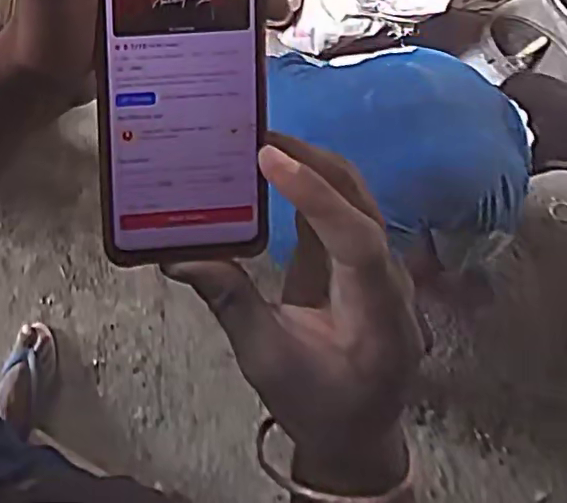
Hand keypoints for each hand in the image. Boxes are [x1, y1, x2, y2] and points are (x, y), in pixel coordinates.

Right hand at [166, 133, 421, 495]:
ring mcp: (380, 264)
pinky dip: (308, 179)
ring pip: (354, 193)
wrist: (357, 433)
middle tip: (253, 134)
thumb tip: (176, 255)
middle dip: (309, 160)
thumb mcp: (265, 357)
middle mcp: (390, 278)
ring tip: (260, 142)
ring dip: (310, 162)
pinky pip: (339, 204)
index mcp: (376, 312)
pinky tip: (273, 168)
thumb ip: (229, 300)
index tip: (267, 157)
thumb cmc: (315, 401)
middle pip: (360, 200)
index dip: (314, 194)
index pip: (356, 239)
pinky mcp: (360, 256)